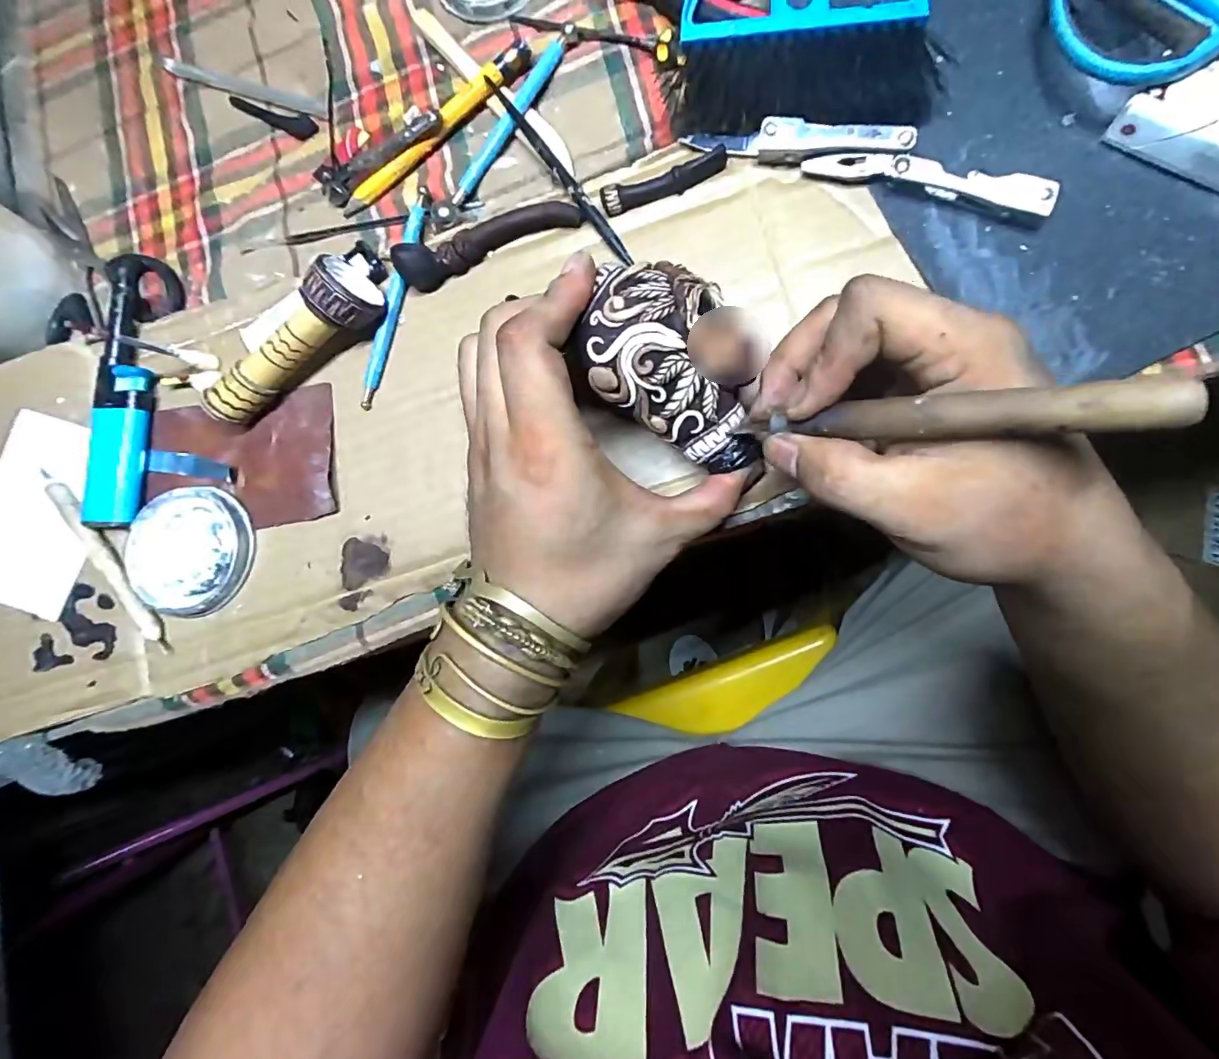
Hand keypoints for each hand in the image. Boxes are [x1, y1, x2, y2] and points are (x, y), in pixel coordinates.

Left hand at [457, 253, 749, 637]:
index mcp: (544, 446)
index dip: (553, 297)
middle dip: (533, 303)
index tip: (586, 274)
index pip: (526, 343)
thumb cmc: (585, 580)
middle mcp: (500, 435)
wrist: (518, 625)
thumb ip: (708, 501)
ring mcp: (479, 446)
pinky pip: (474, 387)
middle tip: (578, 304)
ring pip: (472, 357)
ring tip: (554, 331)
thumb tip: (747, 473)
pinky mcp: (474, 460)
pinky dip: (498, 360)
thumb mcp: (658, 539)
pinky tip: (537, 376)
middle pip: (490, 334)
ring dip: (509, 330)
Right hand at [751, 276, 1139, 587]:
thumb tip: (774, 447)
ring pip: (844, 341)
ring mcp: (933, 361)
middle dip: (798, 362)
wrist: (1061, 546)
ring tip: (783, 428)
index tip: (799, 415)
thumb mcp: (911, 508)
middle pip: (848, 313)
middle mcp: (949, 336)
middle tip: (771, 416)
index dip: (822, 354)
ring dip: (803, 381)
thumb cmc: (1004, 524)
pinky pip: (855, 376)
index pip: (870, 305)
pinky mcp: (919, 389)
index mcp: (966, 346)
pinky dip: (820, 401)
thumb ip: (836, 476)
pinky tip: (807, 435)